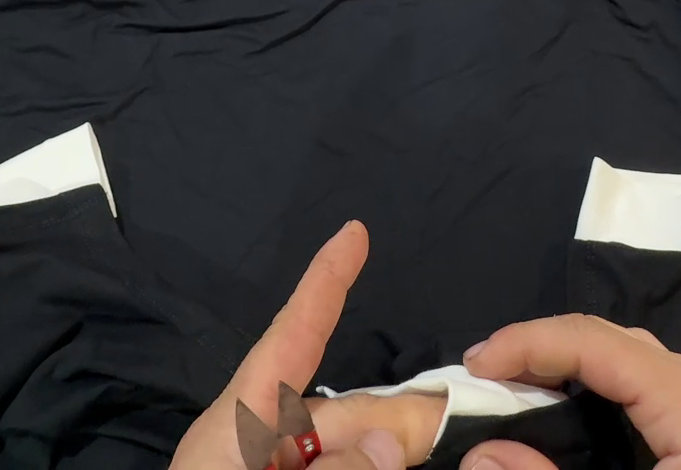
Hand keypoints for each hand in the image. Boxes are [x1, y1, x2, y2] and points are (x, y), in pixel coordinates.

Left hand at [169, 221, 446, 469]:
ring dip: (391, 448)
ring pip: (358, 450)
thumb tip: (397, 440)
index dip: (324, 282)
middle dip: (395, 417)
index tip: (354, 234)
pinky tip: (401, 457)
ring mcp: (284, 469)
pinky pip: (350, 466)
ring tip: (432, 437)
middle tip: (442, 426)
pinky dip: (373, 457)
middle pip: (345, 414)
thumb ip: (330, 468)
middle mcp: (265, 443)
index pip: (289, 335)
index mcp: (238, 425)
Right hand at [458, 315, 680, 469]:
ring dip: (557, 357)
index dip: (528, 342)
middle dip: (535, 346)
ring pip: (613, 346)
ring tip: (508, 379)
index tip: (475, 364)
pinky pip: (629, 369)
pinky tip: (557, 393)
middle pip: (600, 334)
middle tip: (481, 374)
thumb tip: (480, 453)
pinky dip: (583, 374)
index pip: (593, 340)